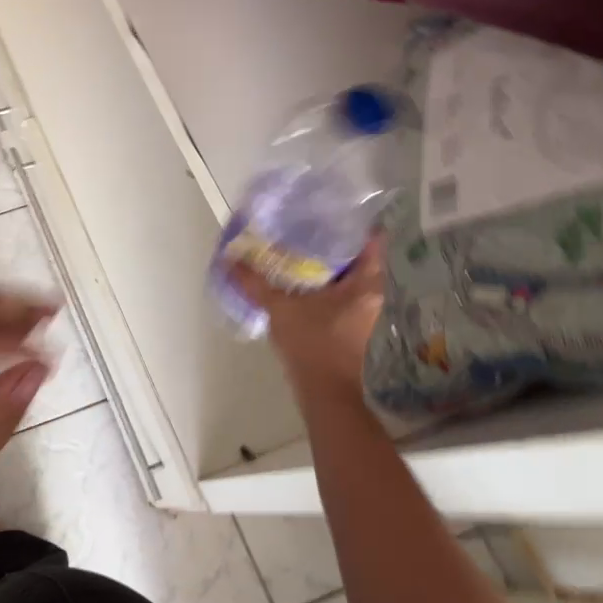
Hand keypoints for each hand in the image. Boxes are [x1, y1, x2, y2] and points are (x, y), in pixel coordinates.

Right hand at [235, 237, 384, 405]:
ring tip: (296, 248)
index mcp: (365, 284)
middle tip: (304, 225)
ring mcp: (362, 311)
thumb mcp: (280, 308)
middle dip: (331, 242)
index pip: (371, 242)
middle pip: (357, 258)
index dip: (353, 223)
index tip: (331, 210)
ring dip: (325, 264)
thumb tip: (230, 259)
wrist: (325, 392)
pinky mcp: (350, 325)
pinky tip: (296, 279)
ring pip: (347, 277)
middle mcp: (371, 294)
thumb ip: (255, 282)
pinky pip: (339, 293)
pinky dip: (321, 284)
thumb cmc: (313, 343)